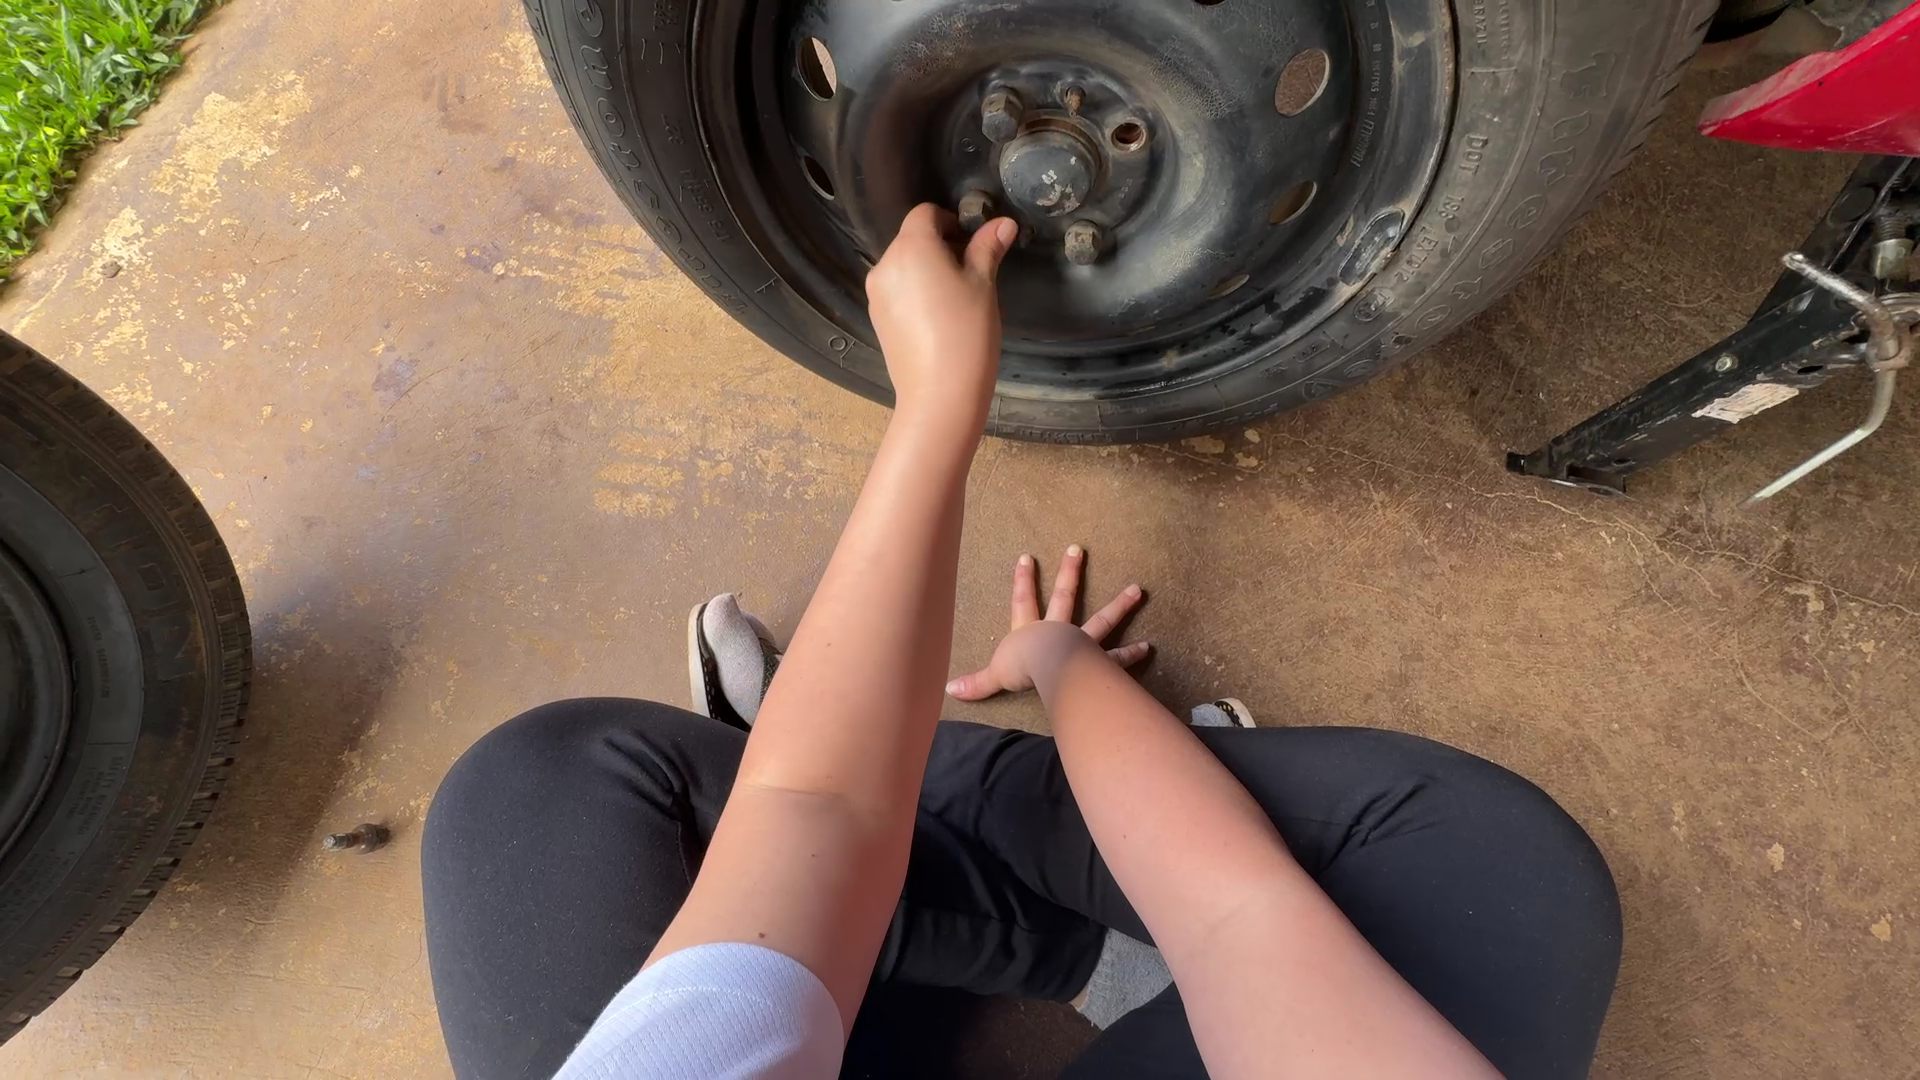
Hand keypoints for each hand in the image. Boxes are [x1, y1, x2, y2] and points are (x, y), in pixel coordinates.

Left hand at [865, 204, 1018, 427]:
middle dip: (940, 247)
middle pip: (912, 240)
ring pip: (904, 268)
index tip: (973, 245)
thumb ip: (988, 249)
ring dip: (928, 272)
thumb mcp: (983, 286)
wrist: (939, 395)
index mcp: (911, 247)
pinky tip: (937, 321)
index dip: (952, 222)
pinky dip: (915, 295)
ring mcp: (876, 295)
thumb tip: (1003, 223)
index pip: (926, 214)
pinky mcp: (877, 320)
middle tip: (970, 275)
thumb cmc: (966, 334)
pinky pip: (897, 293)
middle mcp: (885, 265)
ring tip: (955, 302)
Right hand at [946, 545, 1150, 699]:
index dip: (1023, 580)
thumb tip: (950, 689)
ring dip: (1119, 606)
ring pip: (1101, 620)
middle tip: (1078, 549)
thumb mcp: (994, 675)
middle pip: (1063, 596)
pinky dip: (1131, 654)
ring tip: (1137, 590)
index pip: (1023, 601)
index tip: (1027, 556)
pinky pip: (1116, 657)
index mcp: (1029, 631)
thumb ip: (977, 683)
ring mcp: (1081, 642)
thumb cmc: (1021, 669)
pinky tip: (1147, 647)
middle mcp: (1056, 630)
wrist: (1047, 669)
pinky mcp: (1098, 660)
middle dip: (1069, 573)